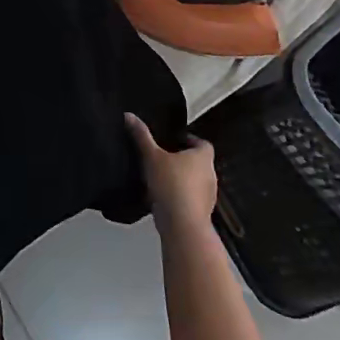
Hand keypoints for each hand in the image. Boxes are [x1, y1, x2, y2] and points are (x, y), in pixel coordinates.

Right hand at [125, 112, 216, 231]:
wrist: (182, 224)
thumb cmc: (170, 183)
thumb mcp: (151, 156)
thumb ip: (141, 136)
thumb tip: (129, 115)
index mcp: (203, 157)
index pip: (202, 143)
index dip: (189, 140)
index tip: (173, 140)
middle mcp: (210, 174)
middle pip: (199, 162)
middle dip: (183, 160)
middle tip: (163, 157)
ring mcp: (208, 196)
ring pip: (195, 181)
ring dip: (182, 179)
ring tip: (160, 177)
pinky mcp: (201, 213)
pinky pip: (190, 198)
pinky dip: (180, 196)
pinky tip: (162, 197)